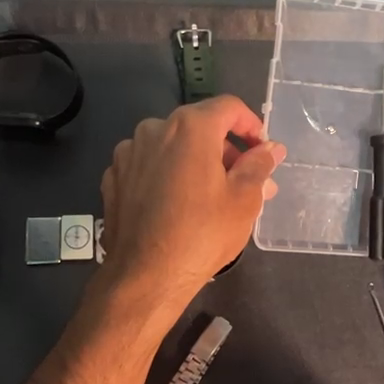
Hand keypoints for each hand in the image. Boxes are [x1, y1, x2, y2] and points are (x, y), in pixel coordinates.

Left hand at [98, 96, 283, 294]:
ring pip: (171, 148)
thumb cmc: (203, 234)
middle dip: (224, 150)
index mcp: (190, 127)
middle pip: (198, 127)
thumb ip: (258, 165)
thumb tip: (270, 149)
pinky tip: (177, 206)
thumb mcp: (244, 200)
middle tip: (244, 181)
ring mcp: (128, 154)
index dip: (251, 125)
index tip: (262, 150)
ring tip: (211, 196)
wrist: (146, 276)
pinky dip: (167, 177)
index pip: (228, 107)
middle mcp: (154, 130)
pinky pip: (148, 168)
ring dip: (194, 162)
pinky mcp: (113, 179)